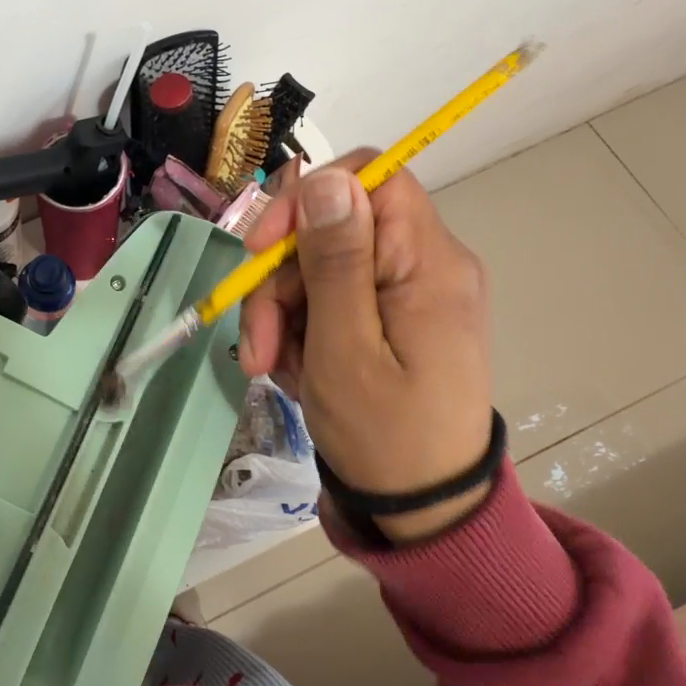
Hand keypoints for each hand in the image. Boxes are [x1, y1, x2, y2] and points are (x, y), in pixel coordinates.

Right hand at [238, 152, 493, 541]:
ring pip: (321, 268)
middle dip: (280, 282)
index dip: (305, 202)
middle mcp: (426, 264)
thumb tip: (326, 179)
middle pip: (332, 230)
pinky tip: (296, 369)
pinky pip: (334, 299)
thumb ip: (335, 263)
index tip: (261, 251)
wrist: (424, 506)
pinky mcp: (394, 317)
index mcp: (428, 262)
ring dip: (283, 314)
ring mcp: (410, 291)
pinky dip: (303, 330)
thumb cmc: (384, 434)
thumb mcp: (344, 349)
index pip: (367, 180)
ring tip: (272, 368)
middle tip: (257, 346)